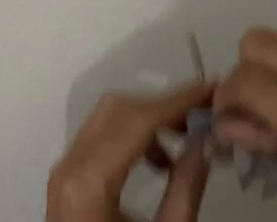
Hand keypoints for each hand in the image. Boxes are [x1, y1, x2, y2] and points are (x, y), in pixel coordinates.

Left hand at [48, 80, 214, 221]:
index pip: (137, 120)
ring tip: (186, 143)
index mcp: (90, 181)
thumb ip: (185, 189)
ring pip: (107, 119)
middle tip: (205, 115)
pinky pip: (99, 139)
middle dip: (164, 107)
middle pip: (118, 111)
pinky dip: (130, 137)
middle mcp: (69, 166)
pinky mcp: (67, 179)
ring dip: (148, 121)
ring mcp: (63, 171)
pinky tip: (160, 163)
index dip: (177, 101)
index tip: (212, 87)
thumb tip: (207, 141)